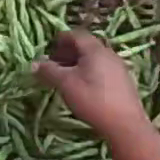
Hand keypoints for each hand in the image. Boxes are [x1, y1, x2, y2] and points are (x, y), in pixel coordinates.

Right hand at [32, 31, 150, 139]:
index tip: (49, 48)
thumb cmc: (92, 99)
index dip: (61, 39)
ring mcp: (118, 67)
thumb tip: (34, 63)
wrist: (125, 124)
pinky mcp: (122, 81)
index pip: (76, 35)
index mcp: (95, 50)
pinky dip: (88, 71)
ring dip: (77, 63)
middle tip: (54, 63)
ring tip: (65, 76)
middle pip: (85, 46)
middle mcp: (108, 54)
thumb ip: (49, 71)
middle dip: (67, 52)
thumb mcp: (66, 84)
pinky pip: (101, 68)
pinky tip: (82, 86)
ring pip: (94, 58)